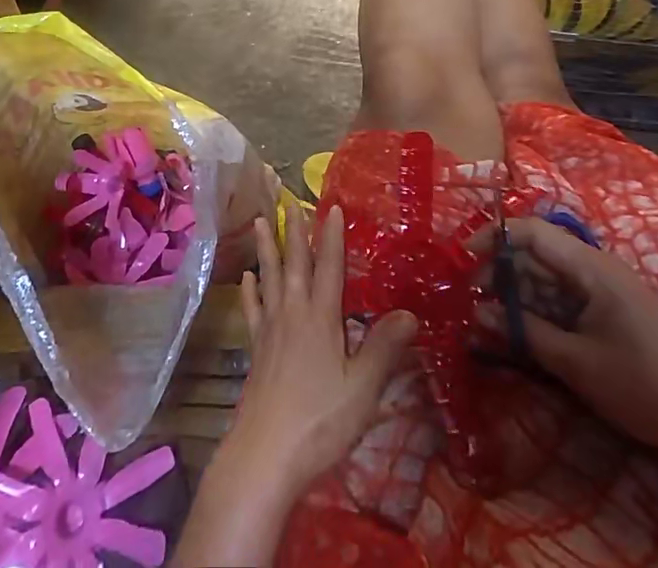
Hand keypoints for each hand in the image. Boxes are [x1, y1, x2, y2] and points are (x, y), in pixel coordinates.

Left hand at [172, 206, 416, 567]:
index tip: (332, 207)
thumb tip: (410, 311)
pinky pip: (253, 310)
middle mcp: (292, 315)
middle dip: (295, 232)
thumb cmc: (319, 420)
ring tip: (260, 221)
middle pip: (294, 265)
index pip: (329, 268)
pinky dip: (251, 290)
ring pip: (269, 279)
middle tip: (290, 202)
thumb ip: (384, 347)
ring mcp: (270, 332)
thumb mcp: (362, 387)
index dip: (332, 237)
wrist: (264, 456)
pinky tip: (248, 278)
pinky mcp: (256, 351)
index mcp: (320, 319)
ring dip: (267, 249)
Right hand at [475, 216, 657, 458]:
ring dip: (512, 293)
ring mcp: (600, 289)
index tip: (460, 260)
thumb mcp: (575, 362)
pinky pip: (559, 298)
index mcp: (592, 268)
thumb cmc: (642, 385)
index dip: (492, 237)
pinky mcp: (604, 310)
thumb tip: (477, 312)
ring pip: (543, 277)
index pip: (532, 232)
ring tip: (480, 315)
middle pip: (534, 254)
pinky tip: (512, 327)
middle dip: (497, 270)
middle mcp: (594, 269)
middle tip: (465, 297)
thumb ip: (524, 331)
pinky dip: (533, 309)